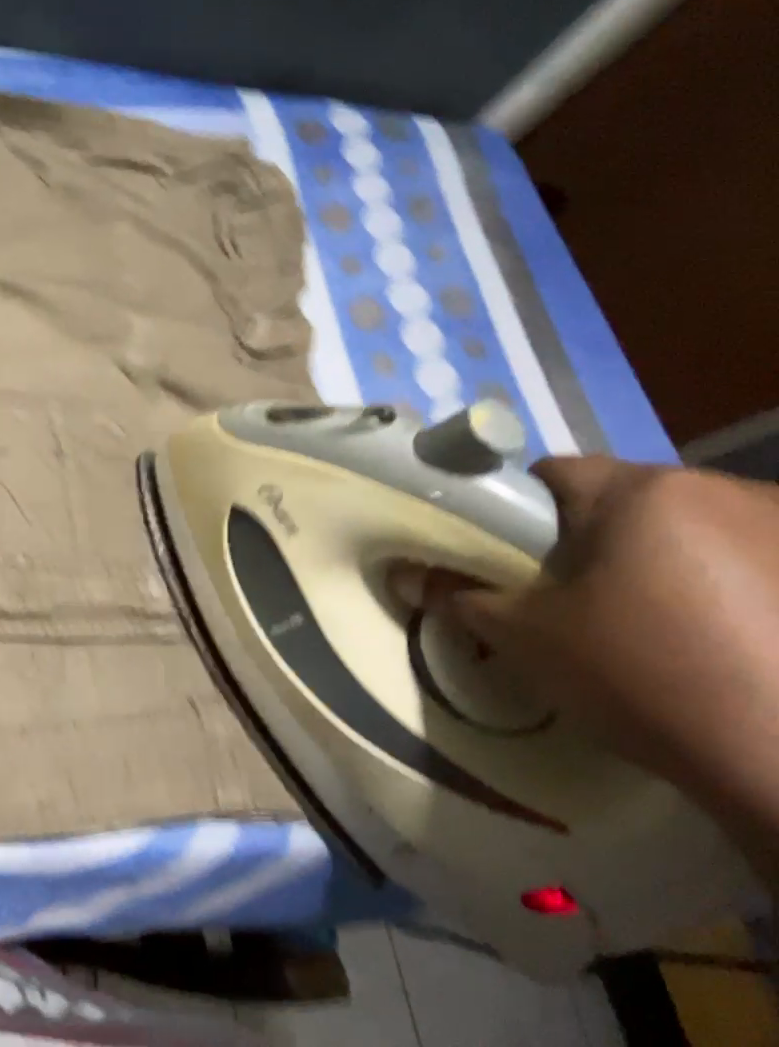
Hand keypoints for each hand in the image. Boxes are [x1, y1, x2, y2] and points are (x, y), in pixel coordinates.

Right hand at [392, 458, 778, 860]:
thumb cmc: (639, 676)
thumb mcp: (524, 636)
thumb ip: (459, 594)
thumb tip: (405, 574)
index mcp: (646, 492)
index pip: (553, 473)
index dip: (517, 513)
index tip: (509, 560)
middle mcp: (728, 490)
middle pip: (627, 499)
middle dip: (594, 539)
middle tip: (571, 600)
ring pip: (692, 529)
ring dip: (664, 560)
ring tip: (653, 625)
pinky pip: (750, 559)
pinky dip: (724, 585)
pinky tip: (721, 640)